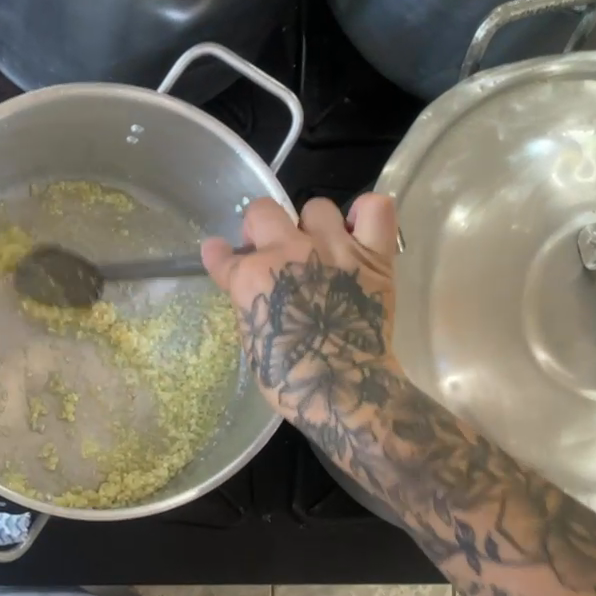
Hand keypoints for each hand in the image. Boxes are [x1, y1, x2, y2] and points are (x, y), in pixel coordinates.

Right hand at [200, 193, 401, 419]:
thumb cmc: (288, 377)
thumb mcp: (251, 340)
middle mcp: (287, 252)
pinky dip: (365, 215)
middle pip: (262, 211)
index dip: (220, 257)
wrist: (343, 388)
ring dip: (310, 227)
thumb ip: (244, 302)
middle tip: (268, 251)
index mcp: (250, 278)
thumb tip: (239, 280)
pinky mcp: (373, 254)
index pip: (223, 255)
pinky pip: (375, 208)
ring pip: (315, 208)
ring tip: (316, 250)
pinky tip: (356, 232)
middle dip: (259, 229)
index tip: (222, 258)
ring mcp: (333, 248)